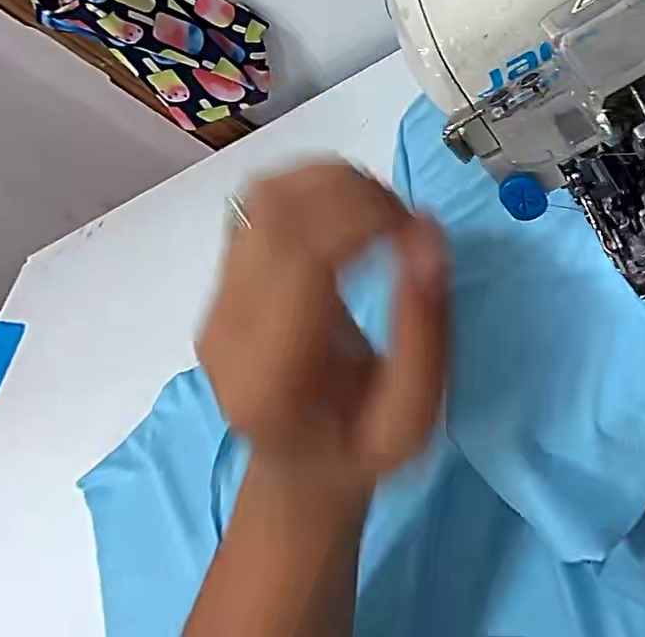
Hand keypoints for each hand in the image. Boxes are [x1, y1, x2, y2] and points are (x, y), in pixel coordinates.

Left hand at [197, 162, 449, 497]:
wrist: (298, 461)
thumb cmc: (357, 448)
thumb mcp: (411, 420)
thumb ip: (424, 333)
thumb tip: (426, 234)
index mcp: (268, 372)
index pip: (301, 252)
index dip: (363, 216)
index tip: (413, 228)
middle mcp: (228, 325)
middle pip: (278, 211)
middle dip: (354, 193)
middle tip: (403, 221)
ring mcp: (218, 295)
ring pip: (266, 194)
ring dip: (333, 183)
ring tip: (379, 213)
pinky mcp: (225, 273)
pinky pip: (262, 200)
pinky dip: (313, 185)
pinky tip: (348, 211)